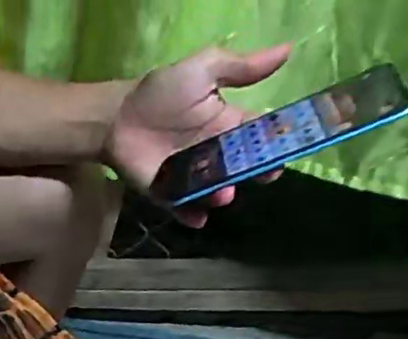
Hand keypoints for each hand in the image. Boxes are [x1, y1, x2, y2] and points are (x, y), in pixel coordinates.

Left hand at [104, 44, 291, 226]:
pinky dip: (191, 214)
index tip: (289, 147)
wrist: (118, 118)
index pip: (256, 135)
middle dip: (254, 173)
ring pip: (213, 190)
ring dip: (221, 194)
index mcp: (226, 123)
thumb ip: (242, 67)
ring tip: (224, 194)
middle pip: (240, 167)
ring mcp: (190, 176)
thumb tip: (287, 51)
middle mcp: (212, 153)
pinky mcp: (167, 193)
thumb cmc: (160, 92)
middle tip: (266, 175)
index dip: (274, 141)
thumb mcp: (204, 69)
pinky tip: (199, 218)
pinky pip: (183, 207)